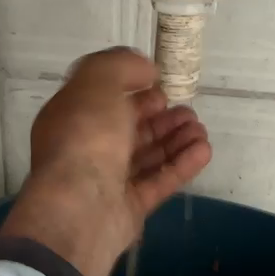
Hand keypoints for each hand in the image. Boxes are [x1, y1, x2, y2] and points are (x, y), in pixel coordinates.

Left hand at [0, 48, 211, 275]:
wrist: (80, 208)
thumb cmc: (84, 138)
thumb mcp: (97, 83)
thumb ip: (121, 66)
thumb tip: (144, 71)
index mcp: (70, 120)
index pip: (103, 102)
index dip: (132, 92)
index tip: (159, 86)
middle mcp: (87, 151)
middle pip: (128, 132)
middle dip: (160, 119)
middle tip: (187, 111)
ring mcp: (107, 183)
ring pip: (146, 158)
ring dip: (175, 141)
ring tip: (200, 129)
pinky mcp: (128, 210)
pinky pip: (158, 183)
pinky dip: (181, 166)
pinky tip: (204, 150)